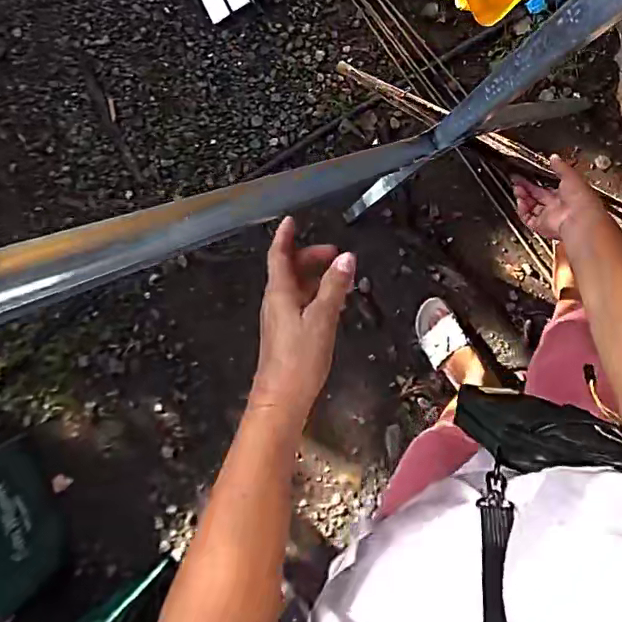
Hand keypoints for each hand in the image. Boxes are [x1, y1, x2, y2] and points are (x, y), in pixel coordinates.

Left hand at [249, 216, 355, 424]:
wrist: (281, 401)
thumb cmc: (298, 359)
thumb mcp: (322, 318)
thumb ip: (334, 287)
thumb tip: (346, 258)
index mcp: (279, 293)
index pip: (279, 255)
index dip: (284, 236)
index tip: (291, 220)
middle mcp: (276, 302)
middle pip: (289, 269)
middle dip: (310, 257)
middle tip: (334, 253)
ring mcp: (280, 318)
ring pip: (297, 287)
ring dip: (316, 277)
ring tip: (341, 276)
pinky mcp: (287, 334)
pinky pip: (301, 303)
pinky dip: (316, 295)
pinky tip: (334, 303)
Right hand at [512, 156, 607, 241]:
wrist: (580, 219)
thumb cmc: (581, 199)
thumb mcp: (571, 176)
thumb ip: (560, 166)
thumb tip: (555, 157)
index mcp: (566, 195)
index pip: (547, 187)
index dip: (536, 181)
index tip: (526, 174)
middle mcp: (557, 206)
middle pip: (536, 197)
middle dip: (525, 188)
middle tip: (517, 180)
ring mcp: (549, 217)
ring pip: (530, 207)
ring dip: (522, 198)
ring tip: (517, 189)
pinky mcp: (541, 226)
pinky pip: (527, 218)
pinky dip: (522, 210)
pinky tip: (520, 201)